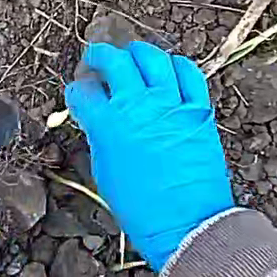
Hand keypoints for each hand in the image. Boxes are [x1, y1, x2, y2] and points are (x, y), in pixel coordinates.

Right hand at [64, 42, 234, 268]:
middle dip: (100, 55)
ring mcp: (171, 104)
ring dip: (139, 53)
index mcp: (109, 125)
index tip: (80, 91)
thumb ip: (100, 135)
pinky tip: (169, 68)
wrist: (186, 224)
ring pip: (153, 58)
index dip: (78, 89)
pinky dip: (177, 65)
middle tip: (97, 59)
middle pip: (116, 61)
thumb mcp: (105, 171)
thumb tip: (98, 116)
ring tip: (133, 56)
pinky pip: (189, 74)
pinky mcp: (198, 109)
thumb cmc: (142, 207)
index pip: (84, 91)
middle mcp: (138, 107)